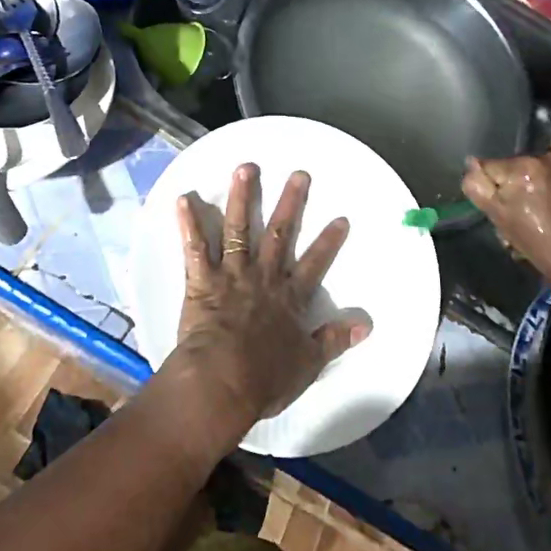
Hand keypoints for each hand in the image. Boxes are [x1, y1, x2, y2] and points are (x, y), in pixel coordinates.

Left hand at [172, 163, 370, 428]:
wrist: (220, 382)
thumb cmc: (264, 377)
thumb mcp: (308, 363)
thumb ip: (334, 340)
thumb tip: (366, 325)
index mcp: (290, 296)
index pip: (315, 263)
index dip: (329, 241)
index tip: (341, 218)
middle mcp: (264, 277)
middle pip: (281, 233)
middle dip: (291, 202)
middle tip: (299, 173)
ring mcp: (233, 275)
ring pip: (240, 229)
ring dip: (243, 198)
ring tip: (244, 168)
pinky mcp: (202, 282)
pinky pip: (195, 249)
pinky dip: (188, 224)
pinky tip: (184, 199)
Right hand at [462, 139, 550, 285]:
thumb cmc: (531, 238)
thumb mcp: (496, 215)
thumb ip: (476, 185)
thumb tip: (471, 162)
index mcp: (520, 169)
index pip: (489, 166)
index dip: (488, 183)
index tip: (496, 200)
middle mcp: (541, 157)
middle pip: (511, 162)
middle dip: (508, 178)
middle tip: (514, 201)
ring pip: (531, 156)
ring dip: (528, 169)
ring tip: (532, 192)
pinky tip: (548, 170)